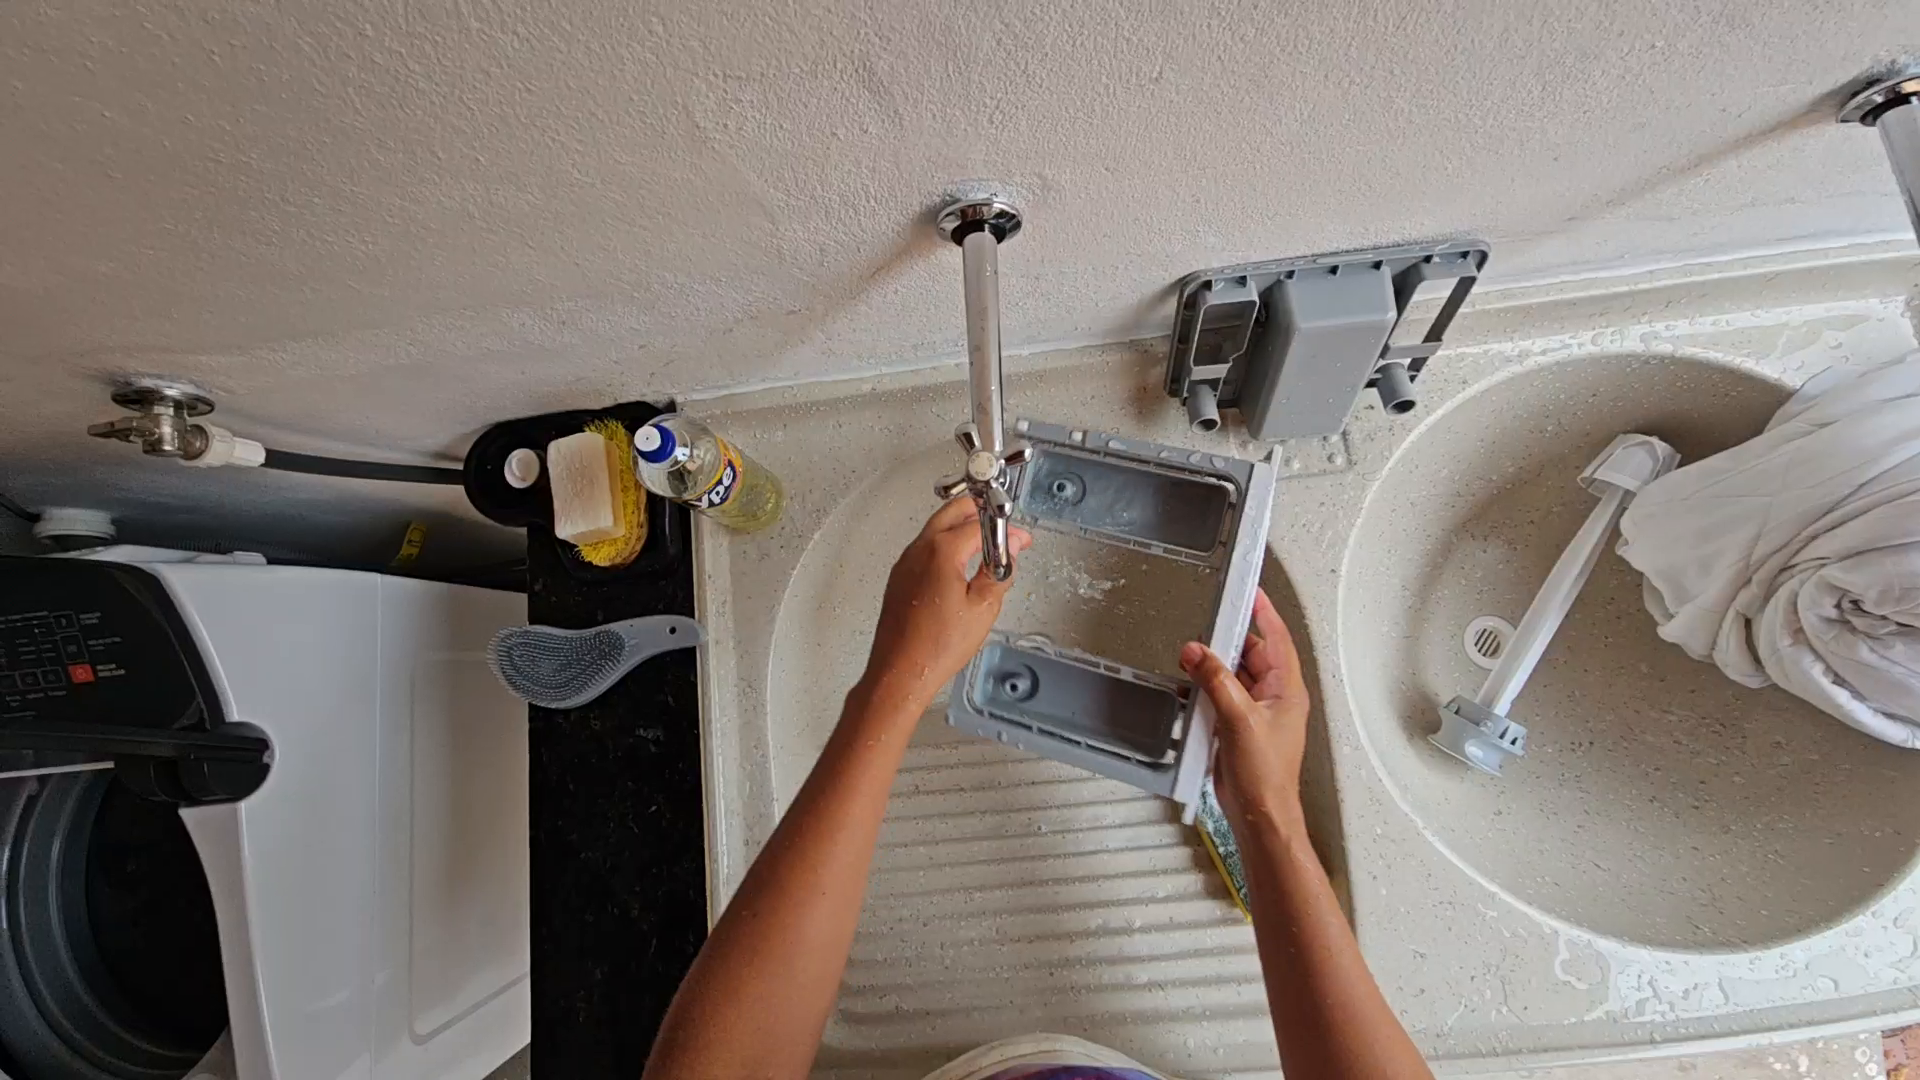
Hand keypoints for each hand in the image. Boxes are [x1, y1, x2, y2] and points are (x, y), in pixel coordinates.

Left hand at [860, 498, 1031, 711]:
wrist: (901, 672)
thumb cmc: (935, 647)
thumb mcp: (983, 607)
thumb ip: (999, 571)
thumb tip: (1010, 551)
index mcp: (940, 551)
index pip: (978, 524)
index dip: (1005, 529)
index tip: (1020, 539)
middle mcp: (918, 550)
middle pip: (952, 512)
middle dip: (979, 512)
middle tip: (1001, 524)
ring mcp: (905, 563)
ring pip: (936, 528)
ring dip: (961, 526)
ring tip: (984, 543)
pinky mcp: (900, 577)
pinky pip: (925, 548)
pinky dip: (946, 545)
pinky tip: (959, 564)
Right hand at [1180, 589, 1310, 831]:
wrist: (1258, 813)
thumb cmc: (1266, 776)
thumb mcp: (1239, 719)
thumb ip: (1215, 680)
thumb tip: (1196, 652)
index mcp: (1286, 690)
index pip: (1277, 638)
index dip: (1264, 612)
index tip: (1250, 590)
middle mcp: (1273, 697)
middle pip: (1249, 653)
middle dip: (1226, 641)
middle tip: (1204, 626)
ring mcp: (1254, 711)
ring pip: (1231, 674)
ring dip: (1211, 666)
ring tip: (1191, 657)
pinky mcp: (1236, 725)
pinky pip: (1219, 695)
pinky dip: (1203, 688)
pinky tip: (1187, 688)